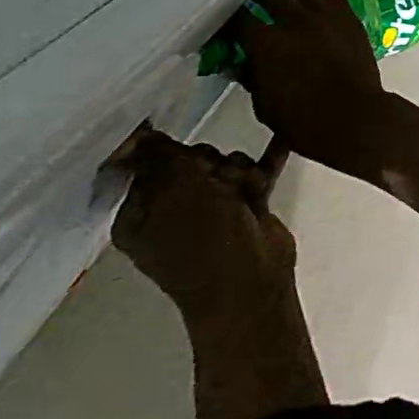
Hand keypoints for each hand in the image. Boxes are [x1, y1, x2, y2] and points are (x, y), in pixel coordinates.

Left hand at [110, 126, 295, 321]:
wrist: (250, 285)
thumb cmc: (201, 239)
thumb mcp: (172, 189)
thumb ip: (158, 154)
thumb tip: (141, 133)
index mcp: (138, 215)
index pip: (143, 164)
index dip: (161, 149)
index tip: (174, 144)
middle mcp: (170, 211)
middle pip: (189, 158)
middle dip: (208, 163)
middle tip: (215, 183)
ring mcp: (209, 212)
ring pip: (225, 164)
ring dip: (238, 173)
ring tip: (245, 192)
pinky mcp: (243, 211)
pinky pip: (254, 173)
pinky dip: (266, 161)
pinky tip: (280, 138)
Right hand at [231, 0, 391, 171]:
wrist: (356, 118)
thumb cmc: (306, 122)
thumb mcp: (265, 106)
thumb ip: (250, 78)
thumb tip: (238, 62)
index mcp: (266, 45)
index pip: (239, 20)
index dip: (229, 17)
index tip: (225, 19)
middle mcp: (292, 21)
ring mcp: (322, 13)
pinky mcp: (344, 13)